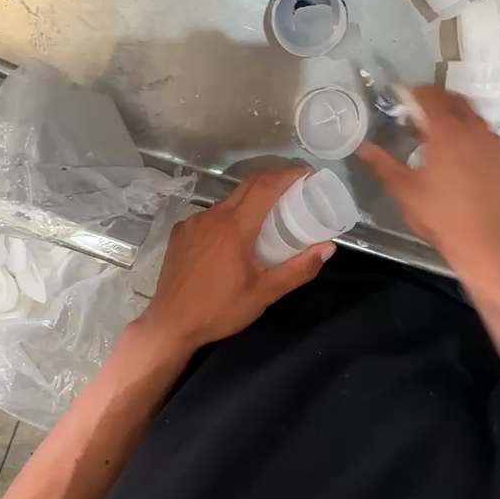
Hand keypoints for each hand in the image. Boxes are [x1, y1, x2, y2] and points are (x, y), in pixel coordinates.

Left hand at [130, 165, 333, 352]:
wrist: (171, 325)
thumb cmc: (220, 310)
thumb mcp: (265, 293)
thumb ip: (299, 269)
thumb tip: (329, 248)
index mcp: (236, 227)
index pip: (267, 185)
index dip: (289, 174)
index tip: (307, 174)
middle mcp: (213, 216)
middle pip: (248, 185)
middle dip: (274, 181)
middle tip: (295, 190)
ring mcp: (193, 222)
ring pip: (228, 202)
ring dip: (250, 202)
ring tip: (267, 219)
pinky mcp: (181, 233)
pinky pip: (210, 216)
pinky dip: (228, 218)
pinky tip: (233, 240)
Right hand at [358, 85, 499, 275]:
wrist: (485, 241)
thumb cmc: (440, 216)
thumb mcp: (404, 190)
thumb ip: (382, 164)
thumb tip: (362, 147)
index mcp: (447, 132)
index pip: (432, 96)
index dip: (417, 92)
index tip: (407, 97)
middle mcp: (475, 130)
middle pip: (457, 100)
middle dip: (439, 101)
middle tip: (423, 114)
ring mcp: (497, 144)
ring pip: (477, 119)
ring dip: (459, 120)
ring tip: (445, 138)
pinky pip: (491, 139)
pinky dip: (477, 140)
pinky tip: (468, 159)